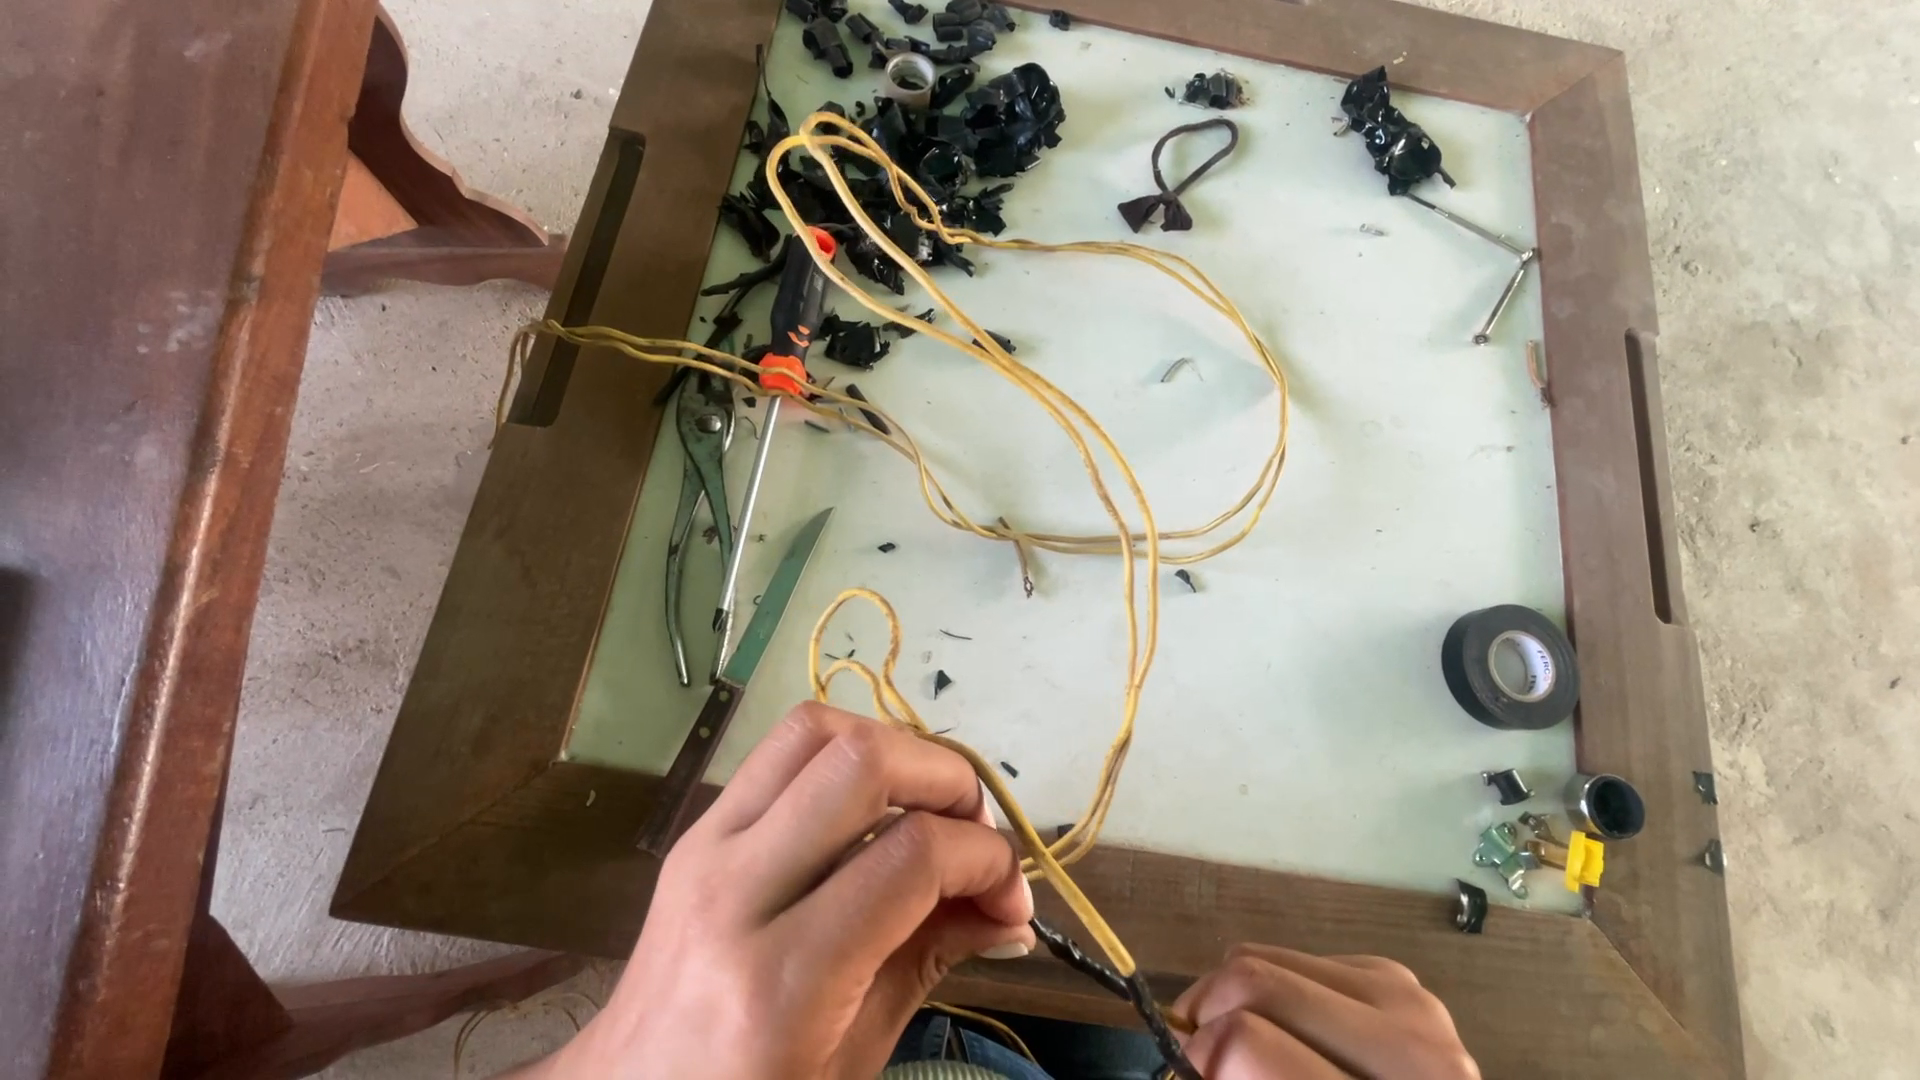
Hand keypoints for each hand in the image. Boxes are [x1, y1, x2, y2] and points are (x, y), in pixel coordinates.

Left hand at [547, 703, 1034, 1078]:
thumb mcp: (855, 1055)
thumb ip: (933, 958)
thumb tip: (1012, 909)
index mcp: (781, 981)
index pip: (910, 857)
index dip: (984, 857)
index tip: (1008, 892)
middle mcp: (735, 891)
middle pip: (861, 762)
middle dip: (945, 777)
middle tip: (973, 830)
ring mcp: (705, 845)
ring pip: (816, 730)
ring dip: (894, 749)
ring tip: (926, 804)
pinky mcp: (698, 826)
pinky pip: (783, 750)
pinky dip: (847, 753)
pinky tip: (874, 803)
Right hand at [1174, 944, 1478, 1078]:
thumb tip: (1190, 1049)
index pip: (1251, 1041)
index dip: (1198, 1051)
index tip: (1185, 1068)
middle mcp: (1408, 1050)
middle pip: (1256, 981)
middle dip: (1204, 1008)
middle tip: (1191, 1042)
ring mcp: (1407, 1002)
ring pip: (1267, 957)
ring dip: (1233, 995)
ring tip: (1232, 1032)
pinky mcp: (1396, 977)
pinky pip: (1295, 957)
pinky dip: (1270, 989)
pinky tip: (1290, 1030)